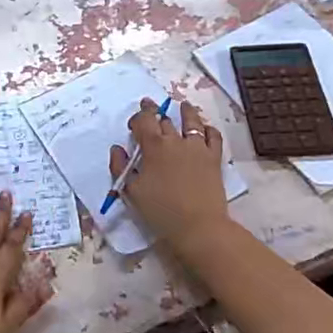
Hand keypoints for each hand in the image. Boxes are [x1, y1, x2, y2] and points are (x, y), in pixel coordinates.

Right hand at [109, 99, 231, 244]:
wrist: (197, 226)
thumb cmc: (160, 211)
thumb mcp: (131, 191)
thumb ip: (121, 167)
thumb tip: (117, 149)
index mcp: (153, 147)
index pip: (144, 121)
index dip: (138, 117)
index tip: (134, 122)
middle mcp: (175, 141)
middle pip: (165, 119)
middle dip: (155, 112)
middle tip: (151, 107)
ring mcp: (198, 147)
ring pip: (192, 121)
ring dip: (186, 112)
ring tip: (183, 106)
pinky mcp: (214, 158)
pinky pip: (213, 136)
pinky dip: (208, 129)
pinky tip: (205, 128)